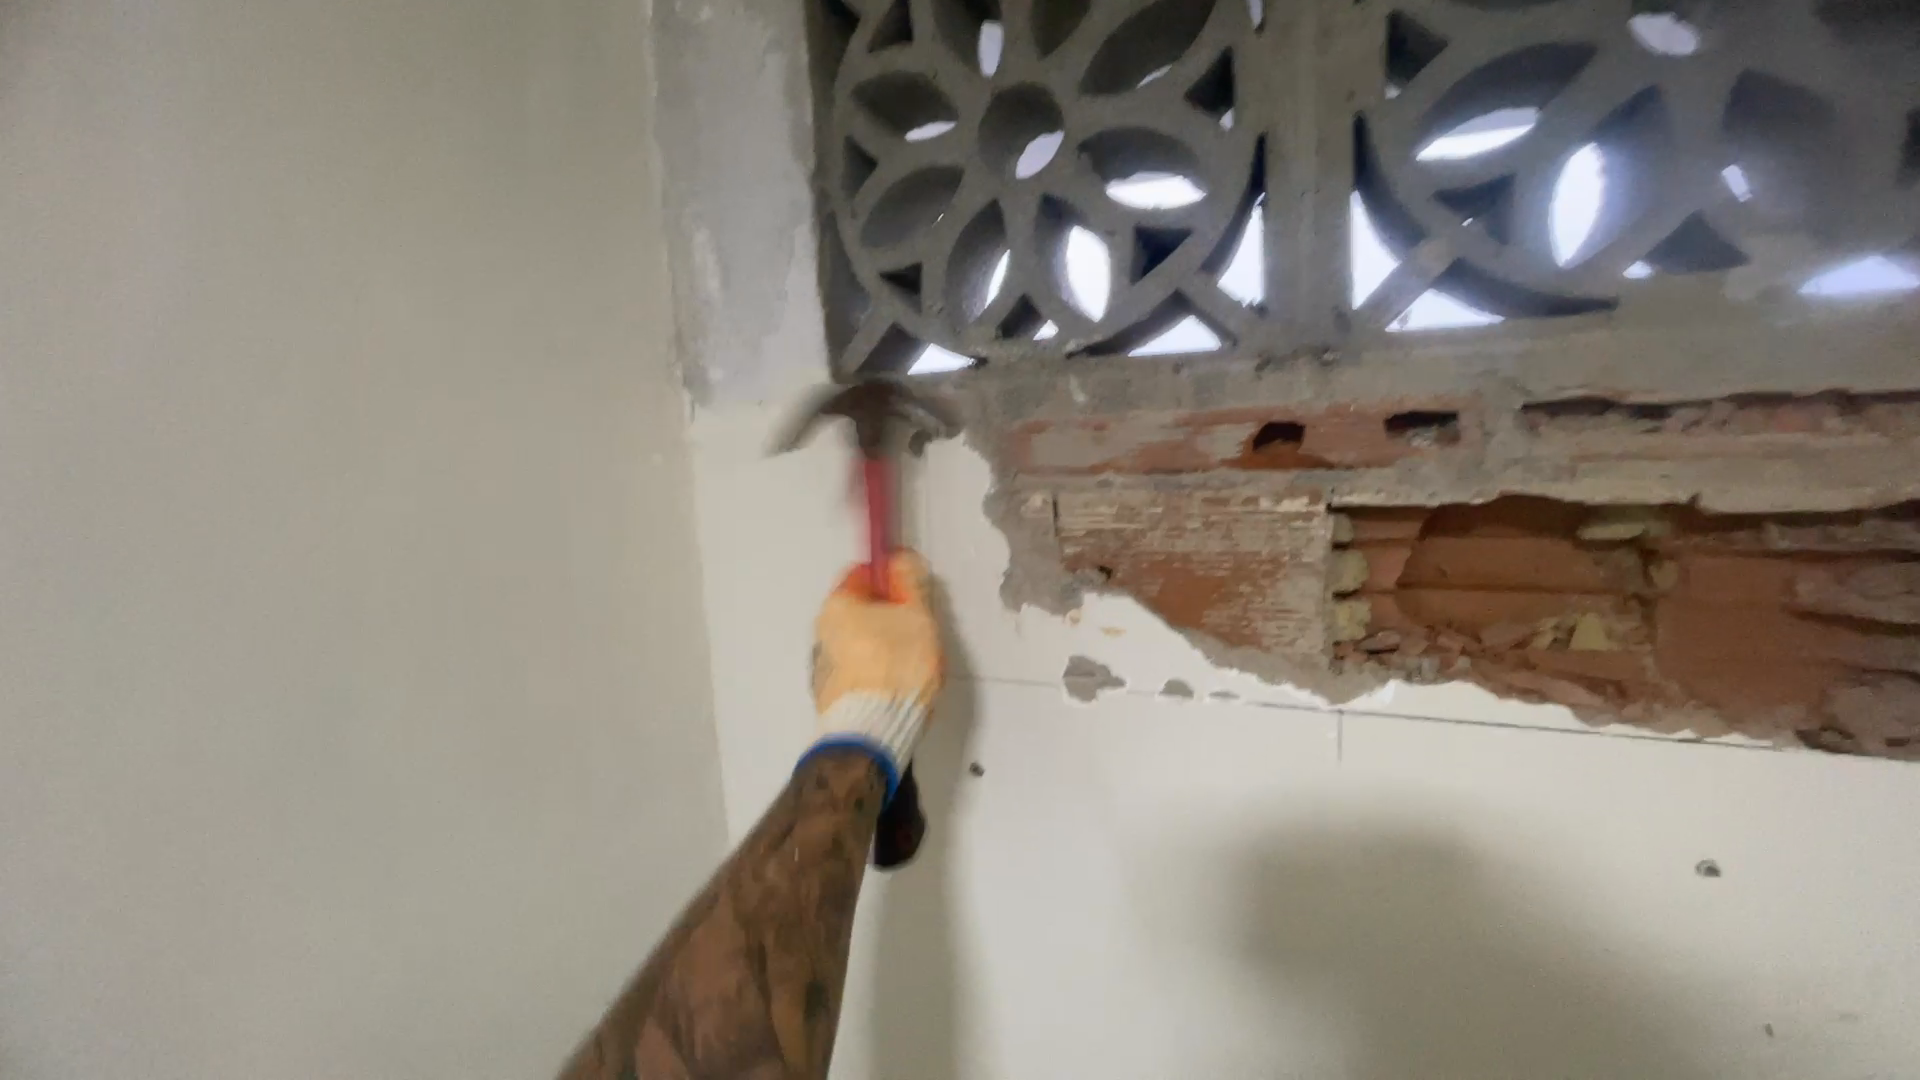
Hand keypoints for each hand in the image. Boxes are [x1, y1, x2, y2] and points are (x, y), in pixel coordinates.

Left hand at [807, 550, 942, 793]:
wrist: (874, 732)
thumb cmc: (898, 664)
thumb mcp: (917, 616)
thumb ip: (910, 582)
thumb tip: (900, 558)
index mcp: (836, 606)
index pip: (861, 573)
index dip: (889, 575)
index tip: (913, 591)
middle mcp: (820, 631)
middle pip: (859, 609)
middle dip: (888, 613)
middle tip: (919, 628)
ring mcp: (821, 666)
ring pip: (858, 641)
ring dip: (881, 643)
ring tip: (912, 662)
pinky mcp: (829, 696)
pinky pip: (856, 669)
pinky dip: (874, 669)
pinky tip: (896, 684)